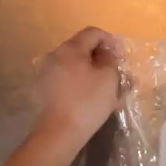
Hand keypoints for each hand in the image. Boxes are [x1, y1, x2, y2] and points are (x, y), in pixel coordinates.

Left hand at [33, 27, 123, 152]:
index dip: (110, 40)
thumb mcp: (108, 78)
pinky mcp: (45, 88)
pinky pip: (67, 77)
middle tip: (115, 71)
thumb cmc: (87, 102)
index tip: (121, 55)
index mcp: (70, 49)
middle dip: (100, 57)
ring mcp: (47, 72)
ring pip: (75, 64)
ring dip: (91, 70)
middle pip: (82, 47)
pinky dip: (80, 81)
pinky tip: (90, 96)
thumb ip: (110, 60)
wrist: (59, 132)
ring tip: (105, 87)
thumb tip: (106, 53)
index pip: (92, 33)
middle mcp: (55, 55)